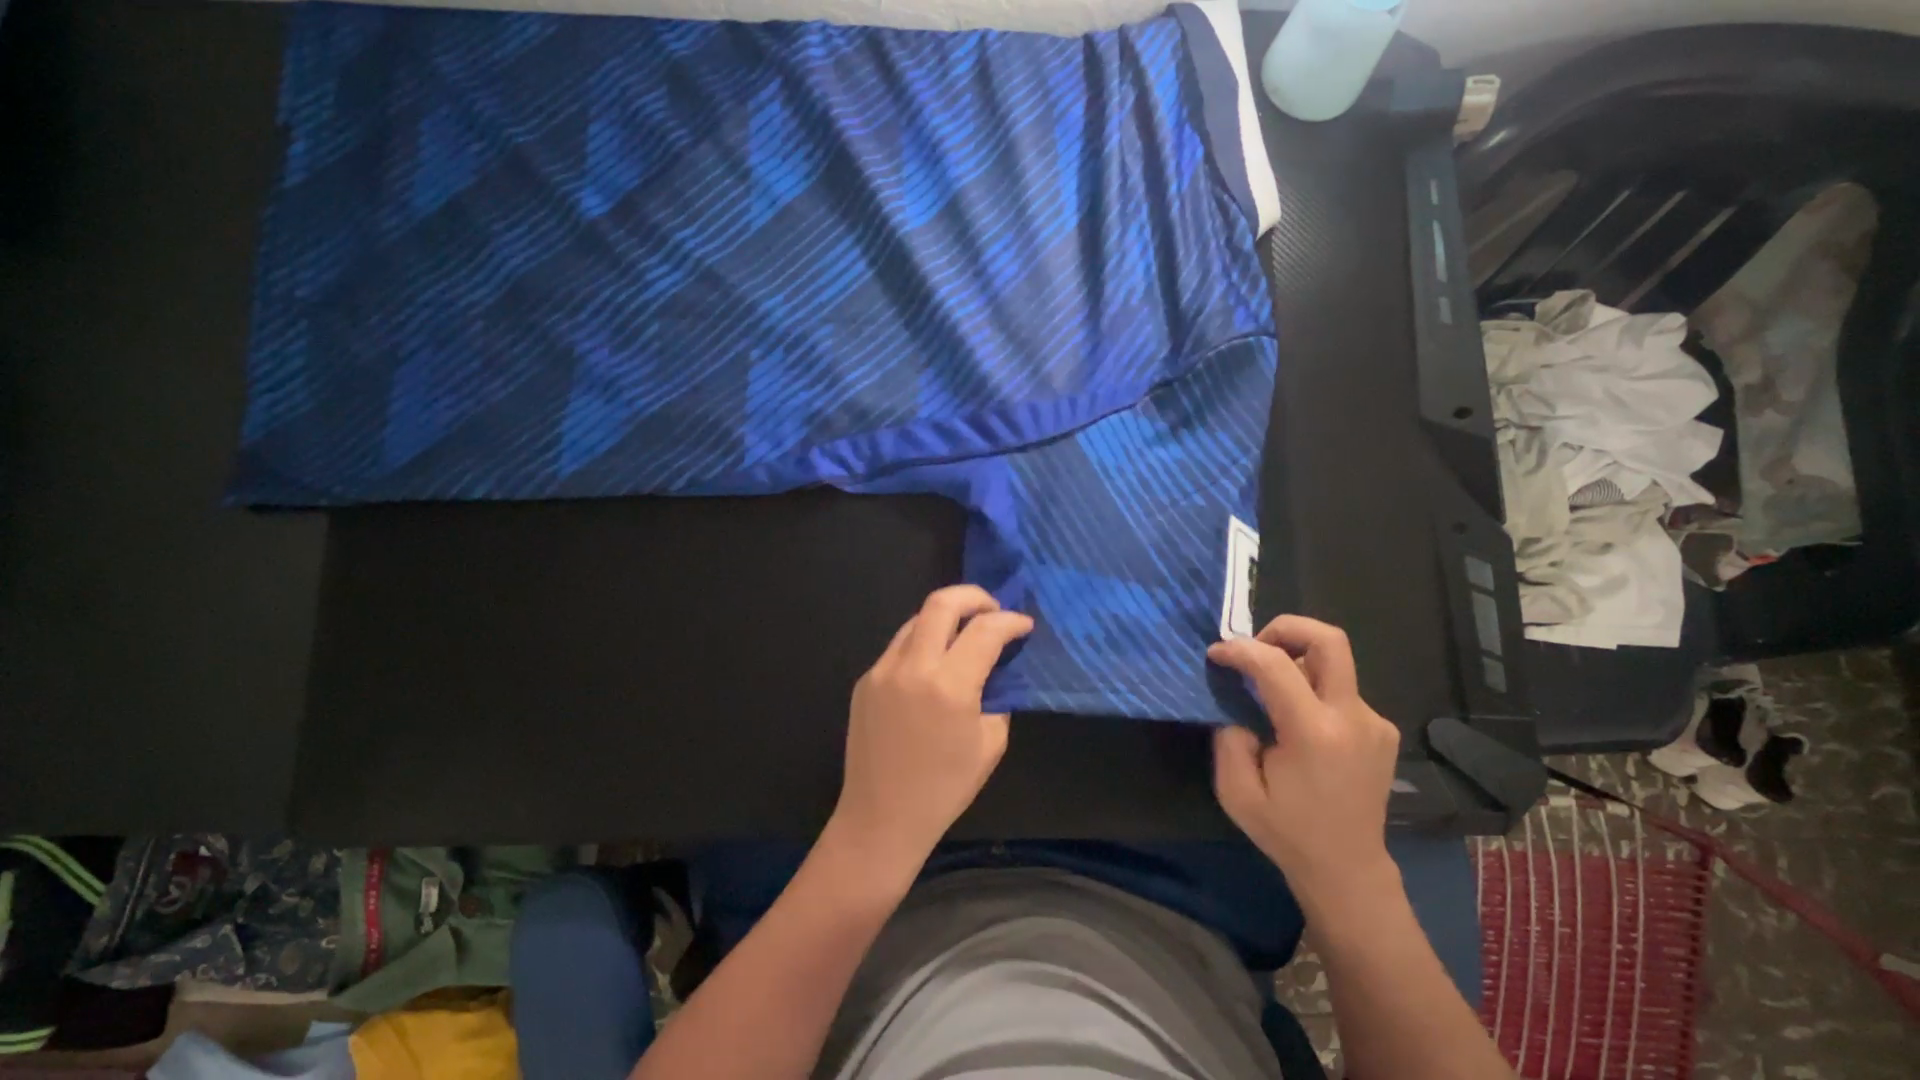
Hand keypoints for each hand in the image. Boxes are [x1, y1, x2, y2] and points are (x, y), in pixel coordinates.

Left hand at [828, 585, 1033, 876]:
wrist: (881, 817)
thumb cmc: (944, 789)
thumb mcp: (990, 743)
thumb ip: (997, 697)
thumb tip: (996, 670)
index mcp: (949, 686)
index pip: (985, 630)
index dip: (1011, 621)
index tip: (1024, 626)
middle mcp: (912, 667)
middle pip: (941, 602)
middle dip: (974, 597)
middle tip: (993, 611)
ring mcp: (882, 671)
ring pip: (915, 620)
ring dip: (945, 618)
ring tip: (965, 635)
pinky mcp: (865, 681)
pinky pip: (898, 647)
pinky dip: (922, 643)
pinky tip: (935, 665)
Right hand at [1207, 615, 1400, 904]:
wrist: (1346, 866)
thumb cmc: (1286, 831)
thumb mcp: (1236, 792)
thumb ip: (1230, 739)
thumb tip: (1238, 708)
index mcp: (1314, 733)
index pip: (1276, 665)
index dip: (1240, 649)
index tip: (1217, 655)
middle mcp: (1352, 718)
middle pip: (1329, 640)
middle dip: (1287, 628)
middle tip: (1256, 646)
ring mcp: (1373, 722)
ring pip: (1334, 665)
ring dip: (1298, 665)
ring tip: (1270, 694)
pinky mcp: (1381, 730)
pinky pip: (1341, 692)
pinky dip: (1314, 692)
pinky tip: (1297, 724)